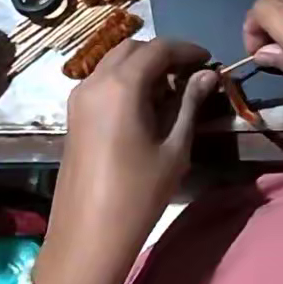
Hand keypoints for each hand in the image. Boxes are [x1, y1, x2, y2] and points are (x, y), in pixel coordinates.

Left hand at [50, 38, 218, 273]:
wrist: (88, 235)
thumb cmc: (138, 193)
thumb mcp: (174, 147)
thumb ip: (190, 104)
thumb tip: (208, 75)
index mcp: (121, 86)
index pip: (158, 48)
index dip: (187, 49)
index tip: (208, 61)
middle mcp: (95, 82)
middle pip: (133, 49)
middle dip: (164, 55)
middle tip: (191, 76)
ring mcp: (79, 97)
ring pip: (115, 63)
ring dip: (144, 67)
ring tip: (172, 93)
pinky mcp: (74, 114)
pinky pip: (103, 81)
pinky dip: (126, 81)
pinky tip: (146, 107)